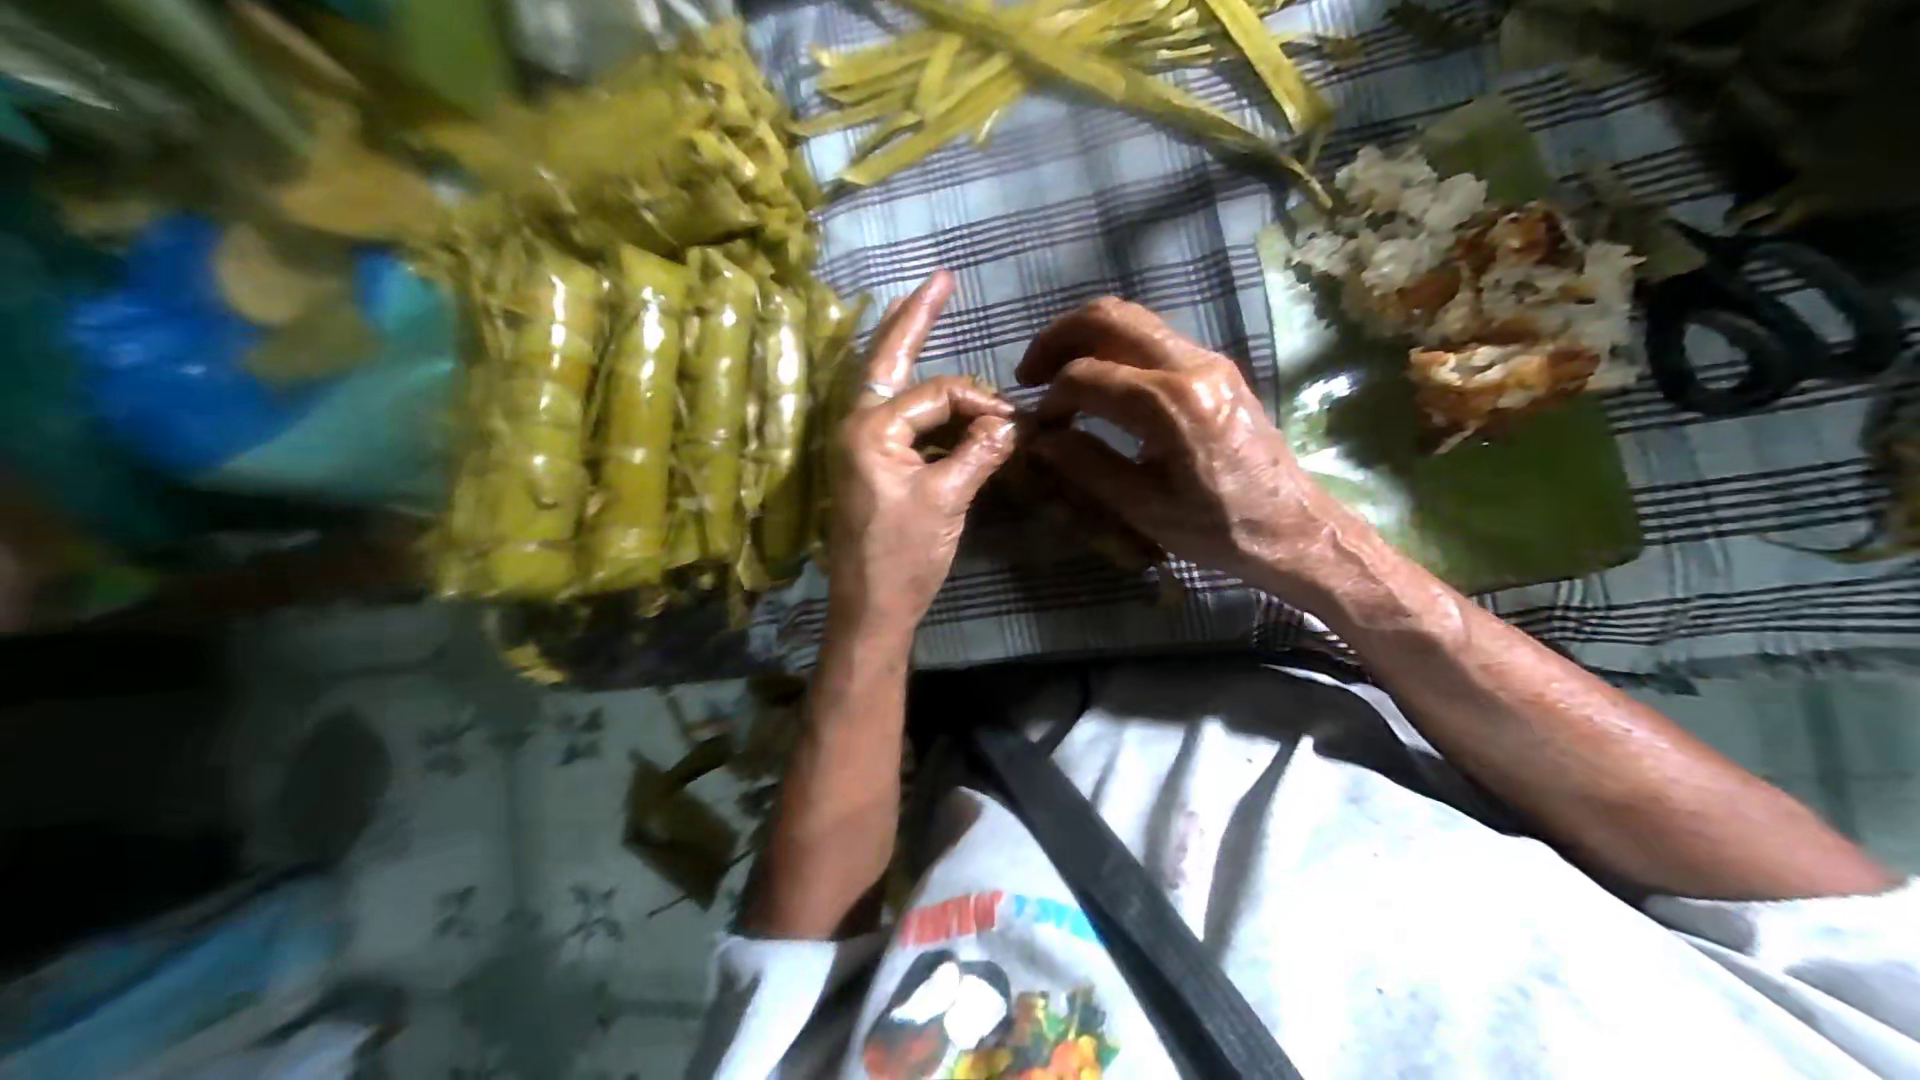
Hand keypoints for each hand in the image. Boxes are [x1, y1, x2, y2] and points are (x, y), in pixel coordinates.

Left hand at [828, 271, 1016, 637]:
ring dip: (912, 354)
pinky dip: (923, 403)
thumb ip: (980, 452)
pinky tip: (938, 392)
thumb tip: (1012, 422)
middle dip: (915, 318)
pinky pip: (899, 419)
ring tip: (926, 311)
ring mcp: (862, 445)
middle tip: (940, 279)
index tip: (1014, 423)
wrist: (871, 608)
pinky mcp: (872, 465)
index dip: (980, 401)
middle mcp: (858, 426)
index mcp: (871, 430)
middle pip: (888, 359)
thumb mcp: (948, 501)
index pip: (936, 393)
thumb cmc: (903, 557)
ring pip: (890, 385)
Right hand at [1016, 297, 1355, 599]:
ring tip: (1055, 376)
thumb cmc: (1220, 529)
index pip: (1087, 377)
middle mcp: (1193, 366)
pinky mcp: (1215, 368)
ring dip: (1085, 339)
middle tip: (1029, 374)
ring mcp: (1209, 360)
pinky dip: (1113, 349)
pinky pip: (1152, 339)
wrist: (1294, 528)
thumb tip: (1041, 439)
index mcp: (1173, 405)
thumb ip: (1086, 466)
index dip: (1050, 399)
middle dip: (1058, 338)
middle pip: (1109, 317)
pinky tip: (1097, 384)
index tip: (1038, 428)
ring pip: (1132, 320)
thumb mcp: (1144, 508)